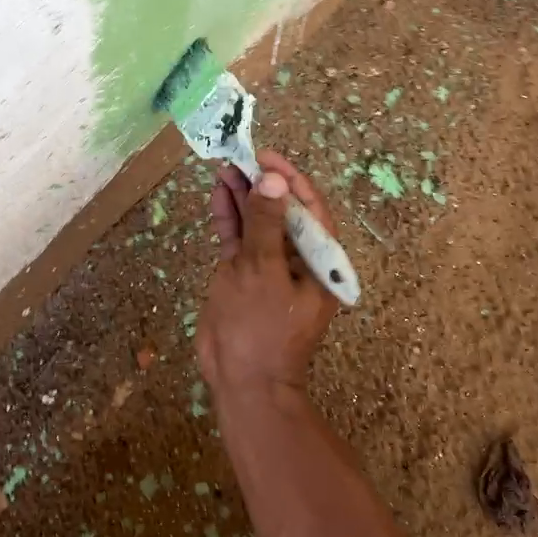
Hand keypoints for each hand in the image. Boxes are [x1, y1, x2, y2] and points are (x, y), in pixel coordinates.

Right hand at [196, 151, 339, 396]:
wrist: (242, 380)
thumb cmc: (262, 328)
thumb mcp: (263, 271)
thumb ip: (265, 223)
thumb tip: (273, 179)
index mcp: (319, 262)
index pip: (309, 208)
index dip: (288, 179)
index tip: (264, 156)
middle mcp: (297, 259)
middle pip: (281, 211)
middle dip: (261, 183)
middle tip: (236, 155)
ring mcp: (269, 266)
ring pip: (257, 221)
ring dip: (242, 195)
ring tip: (223, 166)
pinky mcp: (244, 274)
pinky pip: (239, 238)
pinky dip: (229, 217)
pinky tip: (218, 194)